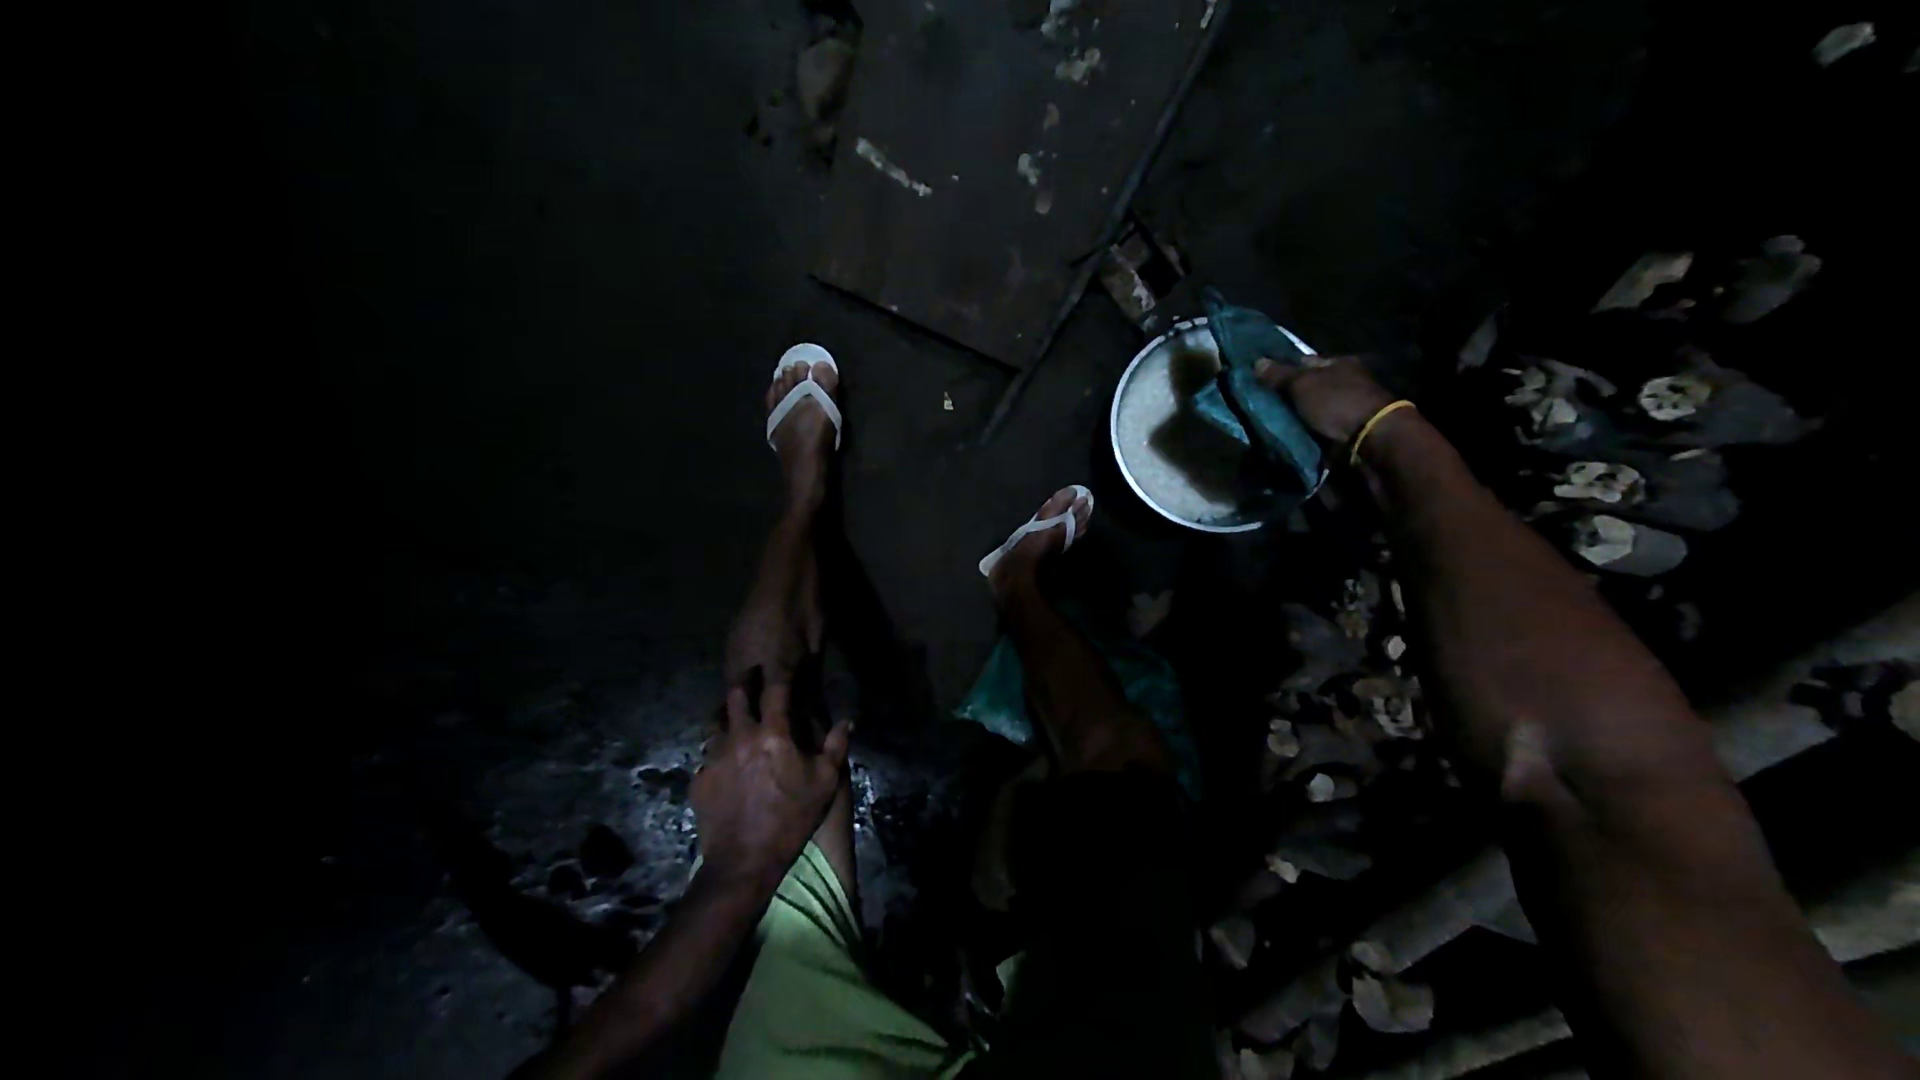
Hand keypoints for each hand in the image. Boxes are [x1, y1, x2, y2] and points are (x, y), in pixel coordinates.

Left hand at [691, 679, 849, 886]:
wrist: (744, 861)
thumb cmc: (791, 819)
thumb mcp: (825, 783)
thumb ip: (836, 747)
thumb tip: (847, 722)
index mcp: (772, 734)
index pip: (775, 691)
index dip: (780, 675)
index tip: (784, 669)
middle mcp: (739, 737)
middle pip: (735, 696)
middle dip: (744, 681)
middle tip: (751, 677)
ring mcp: (714, 758)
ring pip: (715, 723)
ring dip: (727, 715)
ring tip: (735, 717)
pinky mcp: (698, 780)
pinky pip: (706, 756)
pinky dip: (717, 752)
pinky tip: (725, 763)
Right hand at [1254, 355, 1396, 444]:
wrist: (1369, 438)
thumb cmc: (1336, 402)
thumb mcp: (1303, 384)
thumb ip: (1279, 374)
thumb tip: (1257, 361)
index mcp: (1338, 363)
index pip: (1303, 362)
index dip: (1282, 369)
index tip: (1260, 379)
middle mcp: (1344, 381)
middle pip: (1307, 386)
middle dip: (1287, 394)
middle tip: (1261, 403)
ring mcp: (1345, 406)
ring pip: (1310, 407)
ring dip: (1295, 414)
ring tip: (1270, 421)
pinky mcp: (1345, 428)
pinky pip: (1316, 426)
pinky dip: (1304, 429)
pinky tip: (1288, 433)